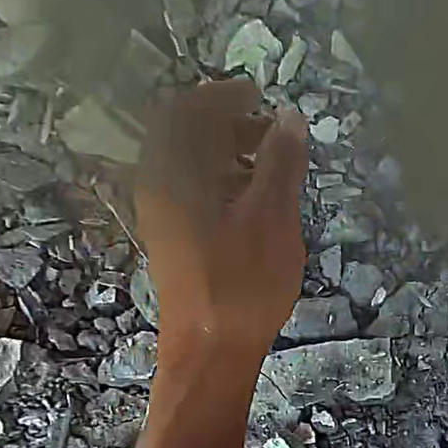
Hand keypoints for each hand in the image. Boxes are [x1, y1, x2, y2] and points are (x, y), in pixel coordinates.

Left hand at [134, 80, 307, 367]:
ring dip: (225, 152)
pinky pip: (191, 191)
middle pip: (183, 133)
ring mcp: (161, 215)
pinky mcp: (173, 239)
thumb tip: (289, 119)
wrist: (210, 351)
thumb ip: (279, 163)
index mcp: (174, 172)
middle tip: (270, 131)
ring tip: (270, 166)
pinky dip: (220, 181)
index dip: (223, 95)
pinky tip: (253, 201)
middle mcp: (157, 186)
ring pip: (188, 164)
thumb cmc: (242, 283)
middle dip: (227, 123)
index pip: (186, 109)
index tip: (260, 95)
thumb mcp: (271, 218)